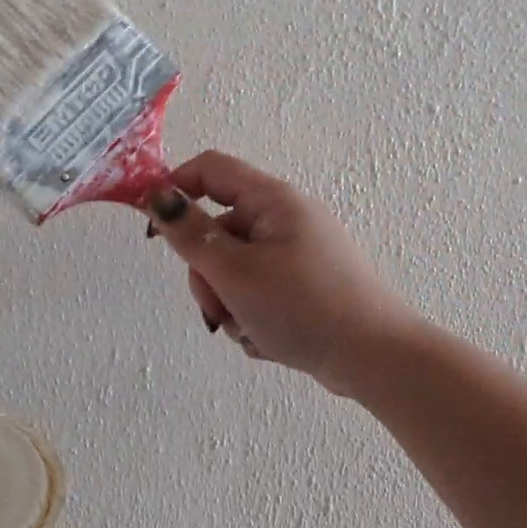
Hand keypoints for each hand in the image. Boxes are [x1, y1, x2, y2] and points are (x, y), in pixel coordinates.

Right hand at [147, 150, 420, 393]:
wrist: (374, 357)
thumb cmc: (303, 307)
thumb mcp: (235, 271)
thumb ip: (190, 234)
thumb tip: (157, 196)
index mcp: (272, 201)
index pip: (209, 170)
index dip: (174, 189)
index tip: (152, 230)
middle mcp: (285, 220)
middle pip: (218, 231)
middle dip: (208, 275)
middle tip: (219, 307)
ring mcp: (296, 256)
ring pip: (235, 272)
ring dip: (230, 304)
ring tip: (251, 330)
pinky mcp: (303, 289)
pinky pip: (258, 295)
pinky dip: (254, 318)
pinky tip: (270, 340)